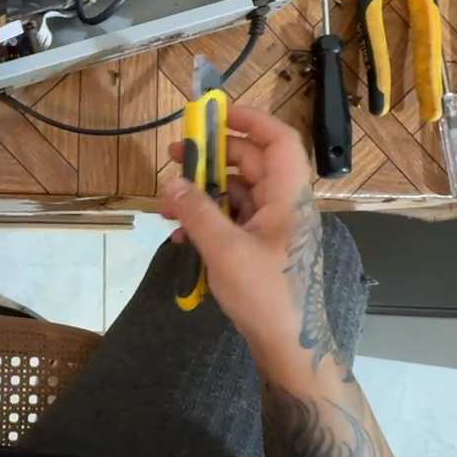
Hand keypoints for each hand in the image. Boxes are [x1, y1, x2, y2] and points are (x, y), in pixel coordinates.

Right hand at [160, 105, 341, 377]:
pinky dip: (206, 219)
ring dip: (203, 192)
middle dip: (212, 157)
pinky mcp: (260, 247)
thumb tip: (172, 184)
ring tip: (168, 202)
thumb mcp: (225, 250)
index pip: (277, 140)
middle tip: (177, 156)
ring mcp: (272, 227)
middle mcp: (283, 205)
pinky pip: (232, 219)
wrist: (288, 342)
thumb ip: (197, 213)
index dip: (249, 119)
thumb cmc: (266, 293)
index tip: (214, 113)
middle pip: (250, 163)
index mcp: (288, 197)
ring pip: (237, 192)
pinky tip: (180, 235)